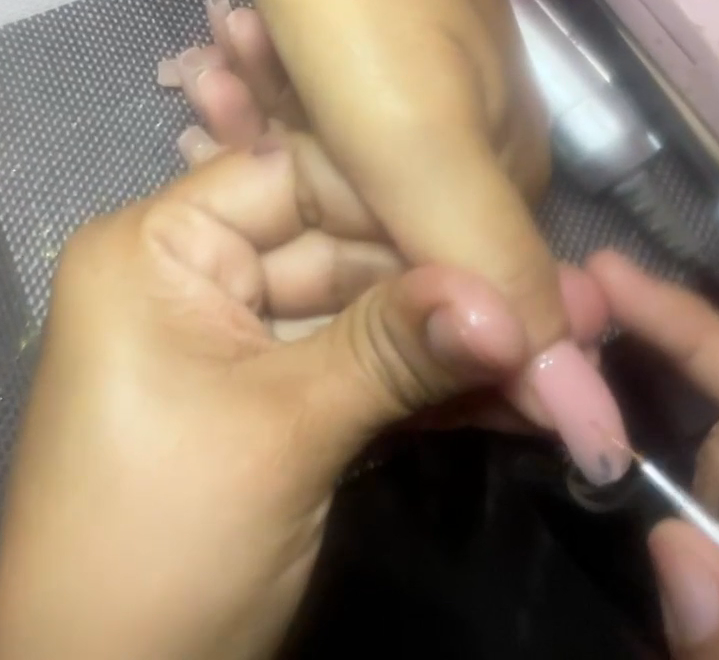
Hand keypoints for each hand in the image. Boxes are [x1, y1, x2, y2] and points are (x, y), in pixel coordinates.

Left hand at [0, 148, 610, 659]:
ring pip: (350, 311)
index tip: (506, 225)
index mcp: (155, 246)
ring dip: (445, 338)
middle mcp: (187, 272)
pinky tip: (507, 392)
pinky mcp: (260, 396)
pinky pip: (345, 365)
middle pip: (331, 246)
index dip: (396, 196)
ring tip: (561, 351)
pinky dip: (417, 382)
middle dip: (440, 281)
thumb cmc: (162, 540)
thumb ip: (395, 349)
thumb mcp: (281, 430)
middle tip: (563, 304)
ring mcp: (226, 336)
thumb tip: (515, 299)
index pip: (289, 177)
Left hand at [159, 0, 626, 479]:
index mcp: (495, 186)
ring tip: (216, 72)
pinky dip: (262, 94)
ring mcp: (414, 106)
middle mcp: (465, 155)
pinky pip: (308, 118)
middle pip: (359, 229)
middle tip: (213, 132)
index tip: (261, 279)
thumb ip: (485, 268)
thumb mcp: (419, 149)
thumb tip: (587, 414)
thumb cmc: (368, 5)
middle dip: (284, 191)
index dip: (345, 300)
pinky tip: (228, 50)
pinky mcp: (370, 70)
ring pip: (320, 168)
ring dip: (260, 129)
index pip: (434, 298)